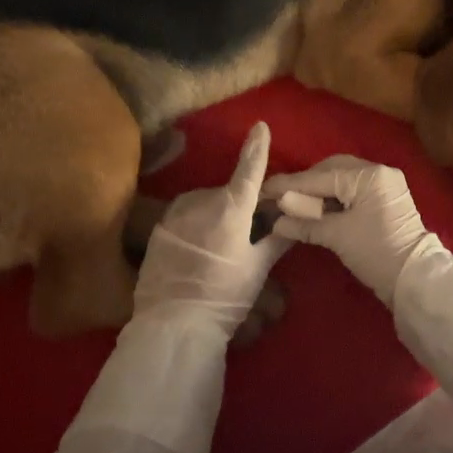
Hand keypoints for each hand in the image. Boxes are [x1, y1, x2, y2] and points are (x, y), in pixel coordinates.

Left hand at [132, 123, 289, 339]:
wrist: (172, 327)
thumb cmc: (224, 297)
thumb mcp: (258, 269)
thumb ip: (277, 238)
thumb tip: (294, 217)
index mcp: (231, 208)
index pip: (249, 169)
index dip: (257, 147)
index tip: (261, 125)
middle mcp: (201, 203)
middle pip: (227, 193)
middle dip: (238, 206)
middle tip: (245, 235)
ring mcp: (175, 215)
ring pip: (203, 203)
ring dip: (213, 213)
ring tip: (218, 246)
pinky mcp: (157, 230)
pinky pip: (183, 217)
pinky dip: (194, 225)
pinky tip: (196, 252)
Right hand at [262, 157, 435, 306]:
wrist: (413, 278)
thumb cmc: (375, 253)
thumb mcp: (337, 236)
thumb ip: (305, 222)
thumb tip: (276, 220)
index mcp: (369, 176)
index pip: (322, 176)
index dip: (291, 184)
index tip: (265, 188)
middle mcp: (379, 172)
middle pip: (333, 170)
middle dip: (305, 183)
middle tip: (280, 196)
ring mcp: (384, 184)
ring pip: (343, 178)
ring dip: (319, 190)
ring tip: (294, 203)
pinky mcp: (385, 198)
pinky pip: (353, 189)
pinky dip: (334, 197)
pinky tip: (316, 209)